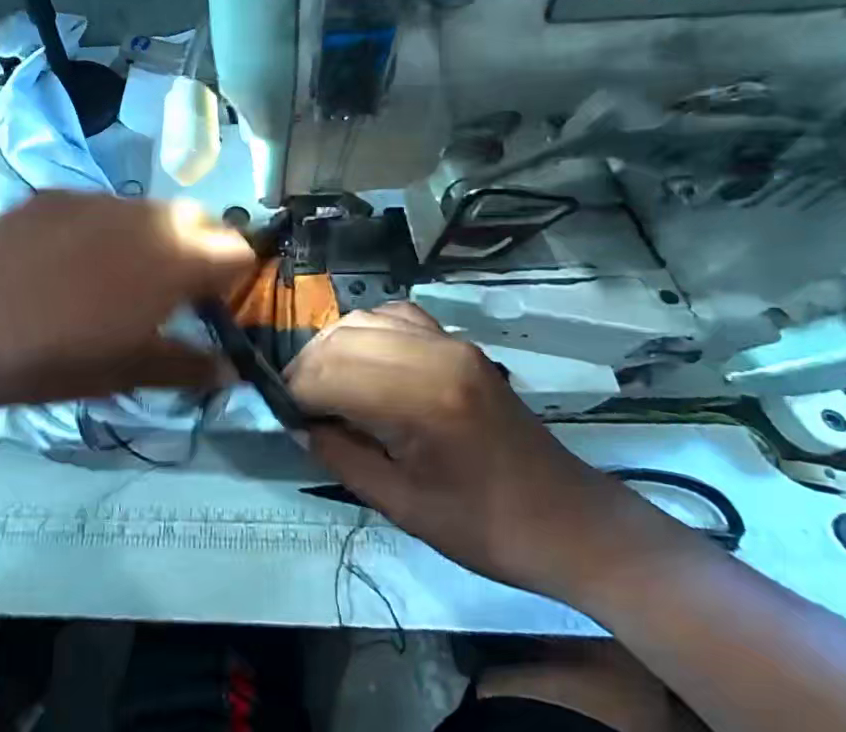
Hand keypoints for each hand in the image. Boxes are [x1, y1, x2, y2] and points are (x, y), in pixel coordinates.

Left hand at [0, 191, 253, 415]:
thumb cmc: (53, 358)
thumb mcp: (128, 371)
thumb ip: (188, 367)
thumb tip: (230, 372)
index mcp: (178, 257)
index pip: (238, 250)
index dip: (235, 278)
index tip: (214, 307)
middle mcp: (148, 214)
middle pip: (198, 221)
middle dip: (197, 252)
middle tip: (170, 295)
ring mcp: (98, 199)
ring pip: (149, 211)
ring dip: (152, 239)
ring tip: (115, 280)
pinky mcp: (55, 196)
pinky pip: (101, 208)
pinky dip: (105, 231)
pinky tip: (67, 265)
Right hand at [287, 303, 647, 596]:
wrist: (565, 518)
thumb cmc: (483, 527)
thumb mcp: (401, 504)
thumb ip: (341, 456)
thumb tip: (297, 424)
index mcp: (421, 400)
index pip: (331, 374)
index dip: (295, 392)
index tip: (279, 416)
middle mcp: (435, 355)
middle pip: (343, 337)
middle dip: (307, 366)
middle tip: (294, 403)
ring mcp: (451, 343)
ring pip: (367, 318)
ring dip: (334, 345)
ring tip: (320, 383)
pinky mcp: (461, 344)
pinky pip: (399, 317)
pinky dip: (368, 332)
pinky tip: (361, 362)